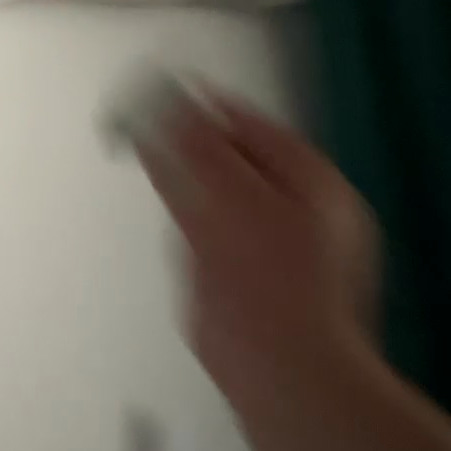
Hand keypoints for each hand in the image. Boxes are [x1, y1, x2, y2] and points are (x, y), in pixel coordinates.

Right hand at [143, 94, 379, 397]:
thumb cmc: (263, 275)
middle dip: (189, 135)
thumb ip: (199, 148)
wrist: (276, 362)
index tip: (153, 88)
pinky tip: (165, 196)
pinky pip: (211, 217)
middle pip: (234, 152)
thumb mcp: (233, 199)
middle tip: (140, 121)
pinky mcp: (244, 265)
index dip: (202, 104)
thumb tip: (167, 100)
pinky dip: (186, 201)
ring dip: (183, 166)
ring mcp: (271, 237)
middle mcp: (296, 203)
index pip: (250, 124)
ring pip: (218, 184)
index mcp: (310, 181)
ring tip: (144, 148)